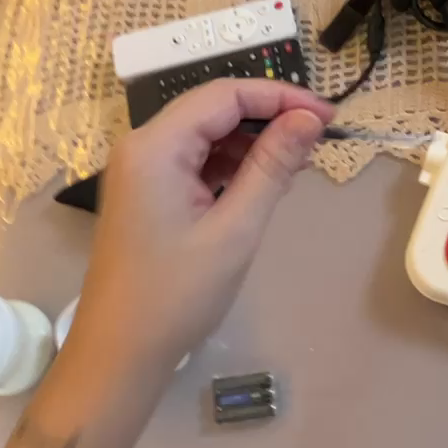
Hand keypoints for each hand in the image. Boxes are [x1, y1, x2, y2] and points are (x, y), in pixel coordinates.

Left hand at [68, 80, 334, 381]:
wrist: (120, 353)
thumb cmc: (178, 294)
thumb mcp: (236, 228)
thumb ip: (272, 166)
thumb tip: (309, 119)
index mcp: (155, 146)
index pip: (223, 95)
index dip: (279, 97)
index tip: (327, 116)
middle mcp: (141, 146)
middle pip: (213, 109)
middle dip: (267, 117)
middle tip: (317, 138)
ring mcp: (141, 170)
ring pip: (205, 135)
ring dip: (251, 142)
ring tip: (297, 162)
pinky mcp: (147, 193)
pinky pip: (194, 161)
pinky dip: (231, 165)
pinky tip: (262, 182)